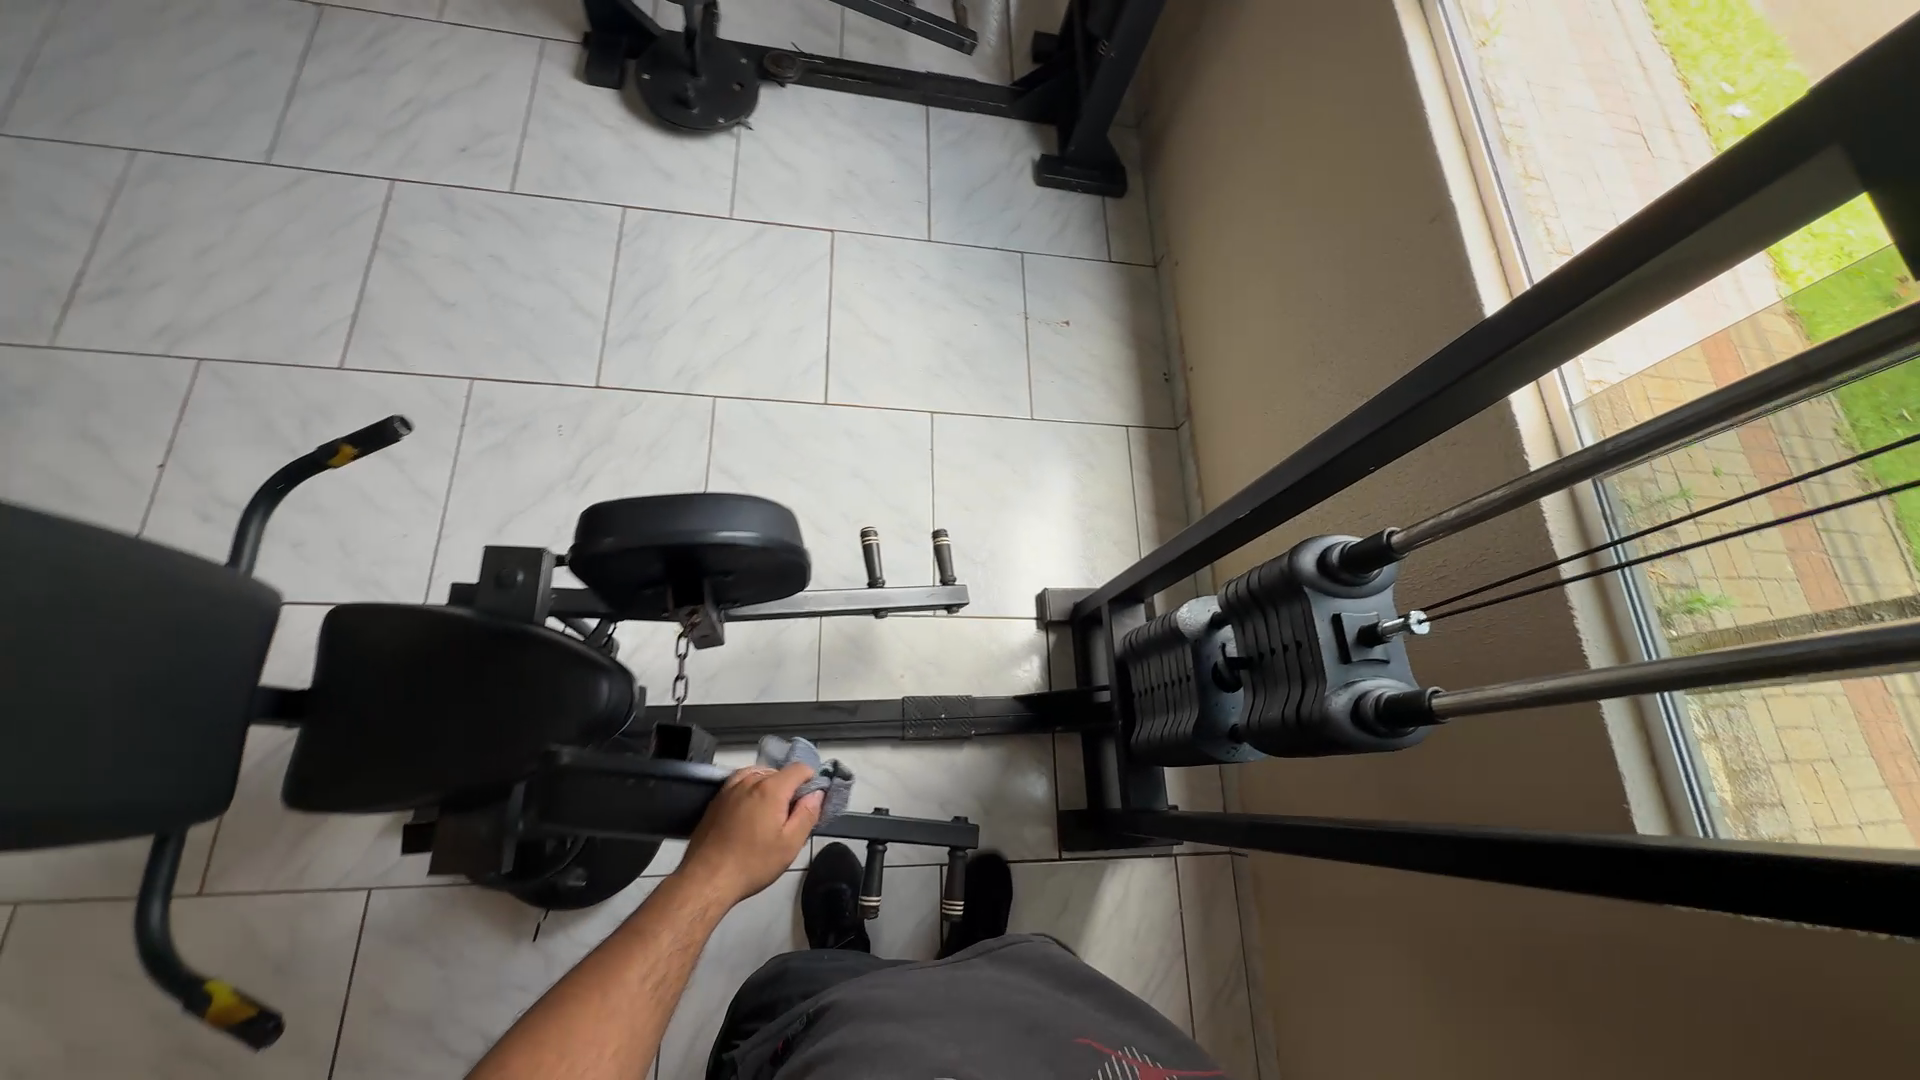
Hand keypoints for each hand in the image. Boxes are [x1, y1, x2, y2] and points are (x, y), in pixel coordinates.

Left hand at [677, 763, 822, 905]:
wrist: (706, 879)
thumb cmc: (752, 863)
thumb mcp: (790, 844)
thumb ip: (808, 814)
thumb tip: (818, 793)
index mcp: (771, 789)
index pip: (799, 769)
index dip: (811, 780)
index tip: (811, 801)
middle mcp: (749, 781)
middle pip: (778, 772)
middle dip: (790, 787)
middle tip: (791, 815)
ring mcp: (729, 788)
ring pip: (758, 774)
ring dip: (769, 786)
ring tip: (770, 812)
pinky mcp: (716, 800)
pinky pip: (740, 782)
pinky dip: (750, 788)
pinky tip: (749, 809)